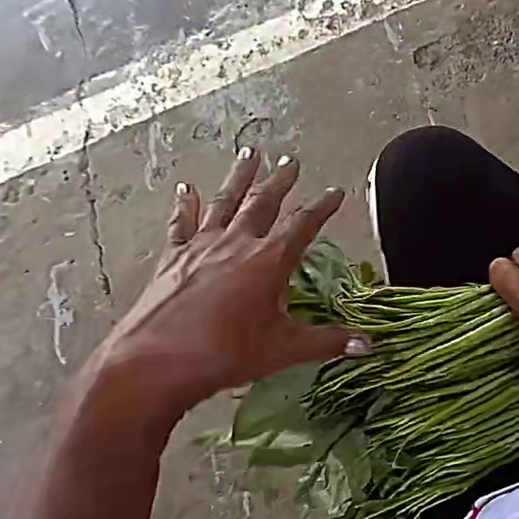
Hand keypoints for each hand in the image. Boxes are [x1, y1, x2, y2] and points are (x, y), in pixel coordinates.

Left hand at [92, 148, 368, 413]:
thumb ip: (329, 342)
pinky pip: (181, 225)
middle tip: (290, 160)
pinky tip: (187, 189)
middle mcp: (236, 245)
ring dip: (239, 178)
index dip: (323, 206)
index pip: (303, 225)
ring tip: (248, 154)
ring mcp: (200, 249)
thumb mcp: (286, 349)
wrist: (152, 364)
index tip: (336, 192)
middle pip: (263, 203)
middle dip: (280, 180)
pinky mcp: (171, 260)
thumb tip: (367, 344)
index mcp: (269, 262)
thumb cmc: (225, 354)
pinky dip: (186, 205)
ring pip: (225, 203)